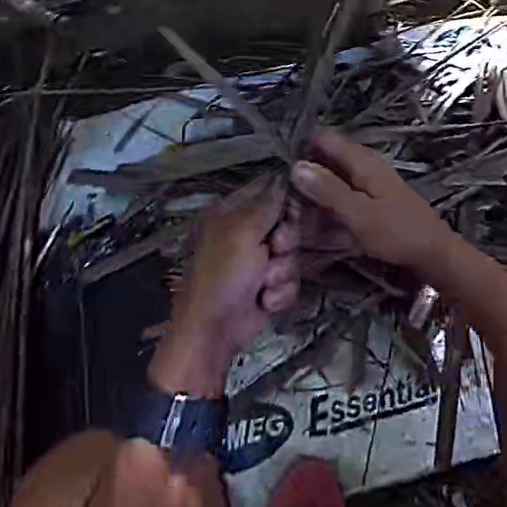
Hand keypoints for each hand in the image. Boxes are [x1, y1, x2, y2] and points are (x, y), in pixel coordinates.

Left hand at [153, 175, 299, 395]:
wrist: (212, 333)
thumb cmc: (222, 276)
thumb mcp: (243, 231)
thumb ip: (268, 203)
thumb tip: (286, 173)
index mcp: (234, 214)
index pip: (270, 190)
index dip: (286, 198)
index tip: (291, 211)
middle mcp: (248, 234)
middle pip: (289, 223)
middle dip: (286, 243)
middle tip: (273, 251)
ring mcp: (260, 262)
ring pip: (294, 254)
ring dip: (282, 273)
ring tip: (263, 285)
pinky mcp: (270, 287)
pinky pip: (292, 280)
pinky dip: (280, 293)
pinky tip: (264, 301)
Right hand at [290, 130, 458, 271]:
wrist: (434, 253)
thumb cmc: (396, 232)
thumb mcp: (358, 213)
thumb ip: (328, 190)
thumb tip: (296, 165)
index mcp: (364, 163)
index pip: (328, 140)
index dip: (304, 144)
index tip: (276, 157)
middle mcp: (369, 166)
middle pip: (333, 156)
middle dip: (308, 163)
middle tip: (279, 180)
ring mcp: (374, 182)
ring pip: (339, 173)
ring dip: (319, 180)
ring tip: (292, 194)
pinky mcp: (377, 200)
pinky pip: (347, 189)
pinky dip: (331, 194)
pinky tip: (319, 209)